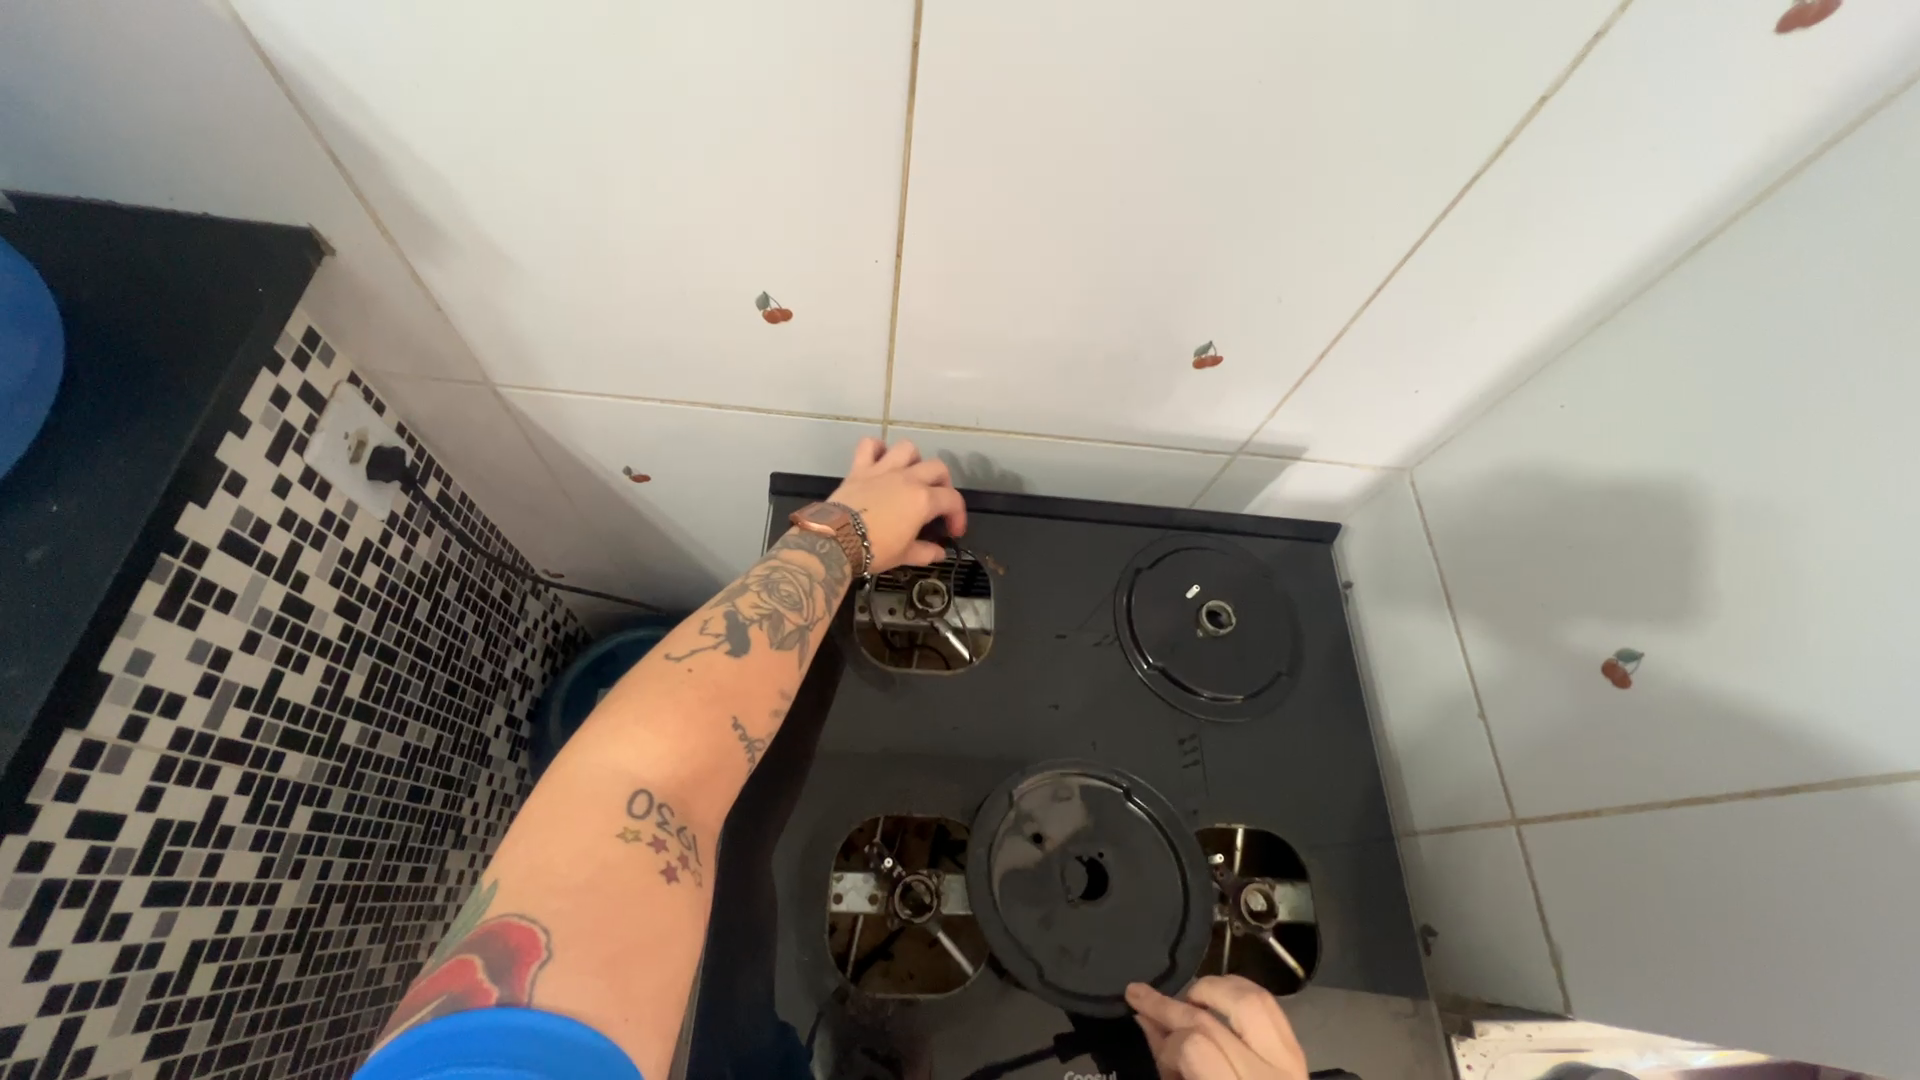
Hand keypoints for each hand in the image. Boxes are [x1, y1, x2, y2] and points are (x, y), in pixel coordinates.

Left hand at [826, 438, 966, 574]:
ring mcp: (883, 470)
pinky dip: (876, 448)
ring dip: (914, 460)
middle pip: (937, 468)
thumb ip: (926, 552)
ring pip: (907, 449)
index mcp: (923, 500)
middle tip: (937, 502)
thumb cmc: (874, 550)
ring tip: (911, 476)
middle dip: (943, 484)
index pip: (952, 500)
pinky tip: (879, 461)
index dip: (958, 516)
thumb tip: (939, 553)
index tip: (953, 532)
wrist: (835, 540)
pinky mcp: (859, 468)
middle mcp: (907, 478)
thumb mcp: (904, 556)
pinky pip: (869, 445)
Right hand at [1128, 977, 1308, 1079]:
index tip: (1152, 1042)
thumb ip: (1168, 1067)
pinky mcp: (1297, 1055)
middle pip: (1213, 1022)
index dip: (1168, 1041)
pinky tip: (1215, 999)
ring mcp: (1291, 1066)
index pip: (1196, 1048)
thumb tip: (1145, 1019)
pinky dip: (1236, 992)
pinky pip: (1268, 1004)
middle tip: (1140, 996)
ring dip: (1210, 989)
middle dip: (1170, 1005)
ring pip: (1248, 999)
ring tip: (1187, 1000)